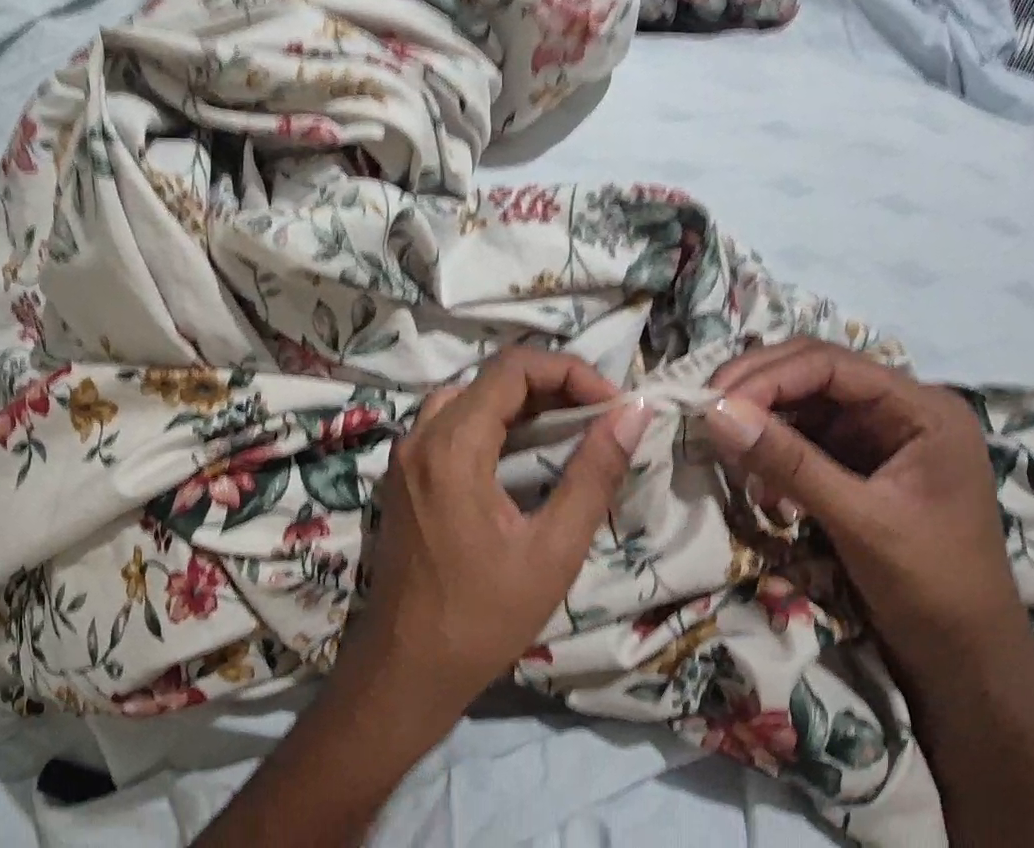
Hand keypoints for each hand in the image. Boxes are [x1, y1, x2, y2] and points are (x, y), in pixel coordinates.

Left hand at [339, 348, 654, 717]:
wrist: (406, 666)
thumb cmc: (483, 616)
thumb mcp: (553, 549)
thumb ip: (593, 474)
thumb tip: (632, 413)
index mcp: (452, 447)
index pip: (512, 368)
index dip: (569, 372)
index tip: (611, 406)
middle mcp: (419, 438)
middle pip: (487, 379)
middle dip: (548, 387)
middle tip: (597, 419)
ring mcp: (404, 457)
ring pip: (464, 400)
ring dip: (517, 405)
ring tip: (567, 433)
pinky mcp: (401, 478)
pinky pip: (446, 428)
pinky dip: (488, 426)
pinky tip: (521, 458)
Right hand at [702, 337, 1033, 677]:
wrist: (965, 657)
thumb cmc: (932, 584)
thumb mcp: (858, 520)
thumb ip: (788, 462)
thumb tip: (714, 412)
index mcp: (922, 409)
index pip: (829, 364)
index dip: (767, 376)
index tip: (714, 404)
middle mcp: (899, 410)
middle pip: (810, 373)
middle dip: (755, 391)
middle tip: (705, 417)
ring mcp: (876, 436)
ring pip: (798, 404)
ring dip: (758, 426)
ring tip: (730, 461)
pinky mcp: (855, 463)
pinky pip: (799, 438)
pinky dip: (769, 454)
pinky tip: (757, 487)